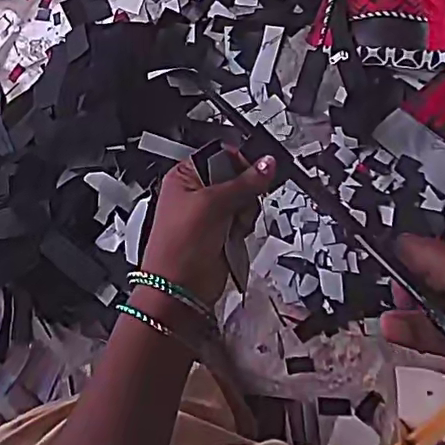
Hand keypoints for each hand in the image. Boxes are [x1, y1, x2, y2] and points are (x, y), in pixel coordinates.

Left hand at [140, 151, 276, 305]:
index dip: (238, 163)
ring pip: (244, 201)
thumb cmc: (178, 246)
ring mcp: (209, 214)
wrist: (180, 289)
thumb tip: (266, 164)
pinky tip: (232, 236)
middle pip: (237, 178)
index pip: (220, 155)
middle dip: (242, 193)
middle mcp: (196, 192)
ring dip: (243, 213)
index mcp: (184, 176)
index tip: (251, 174)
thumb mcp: (214, 204)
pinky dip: (243, 228)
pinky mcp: (221, 232)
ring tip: (230, 224)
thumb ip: (244, 183)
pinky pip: (243, 221)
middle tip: (233, 205)